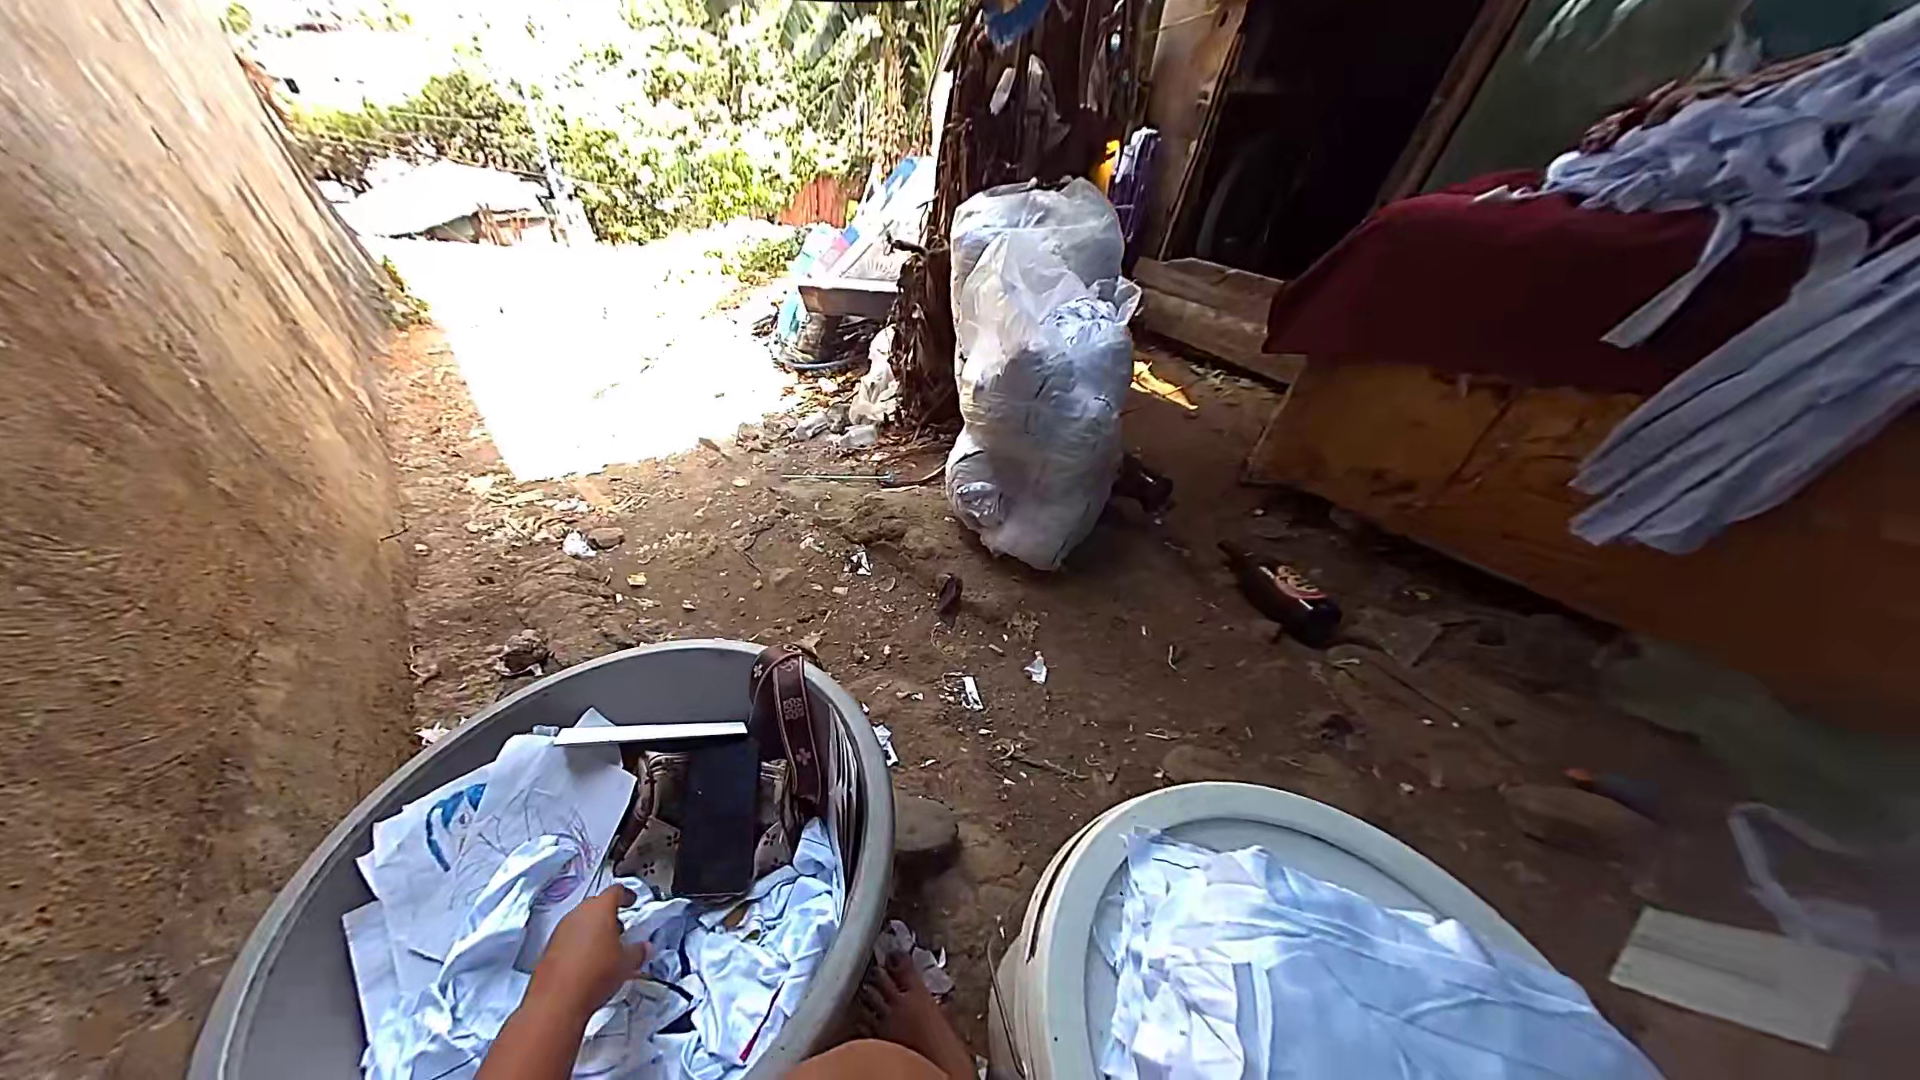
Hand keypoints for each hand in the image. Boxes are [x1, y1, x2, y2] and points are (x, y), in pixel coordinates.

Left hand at [528, 885, 650, 1018]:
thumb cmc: (592, 975)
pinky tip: (586, 964)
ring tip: (604, 948)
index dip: (626, 895)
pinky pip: (566, 941)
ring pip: (579, 923)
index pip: (616, 891)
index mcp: (600, 908)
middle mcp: (577, 915)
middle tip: (620, 926)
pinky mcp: (546, 953)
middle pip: (595, 905)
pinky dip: (577, 946)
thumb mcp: (627, 962)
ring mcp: (559, 933)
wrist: (555, 1005)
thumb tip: (643, 950)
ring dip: (592, 930)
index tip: (631, 900)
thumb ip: (639, 950)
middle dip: (608, 914)